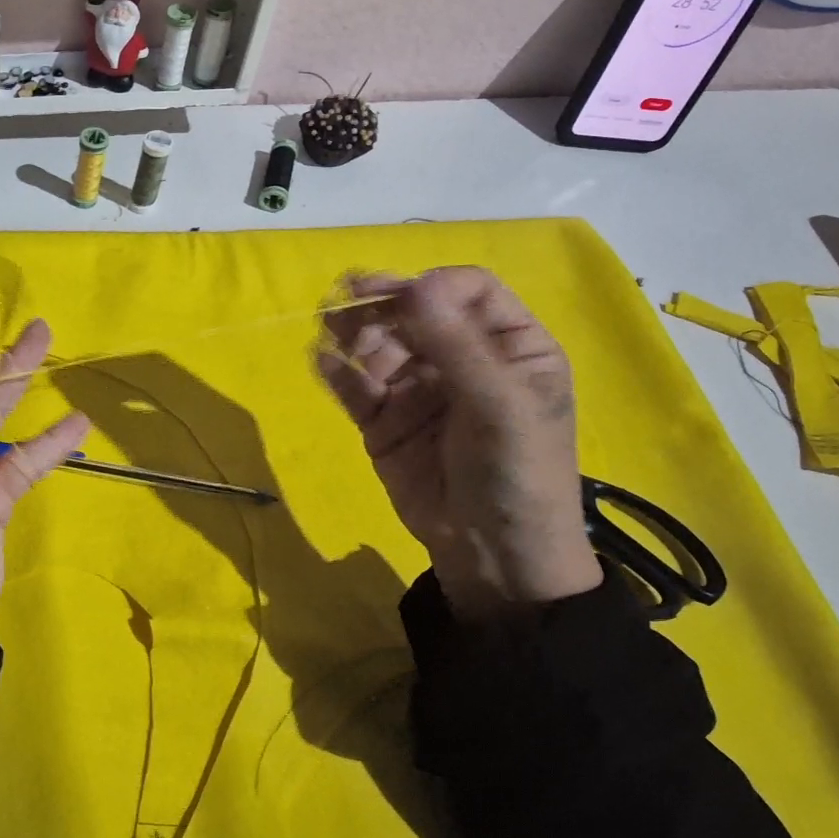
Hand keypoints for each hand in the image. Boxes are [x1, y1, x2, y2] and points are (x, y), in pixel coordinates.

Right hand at [316, 268, 601, 620]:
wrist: (491, 553)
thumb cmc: (516, 471)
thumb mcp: (499, 404)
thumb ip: (457, 344)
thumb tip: (415, 284)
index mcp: (509, 346)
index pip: (468, 292)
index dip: (431, 288)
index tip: (401, 299)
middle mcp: (461, 359)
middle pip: (414, 313)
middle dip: (381, 305)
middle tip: (345, 303)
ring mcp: (418, 390)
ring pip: (378, 344)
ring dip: (353, 332)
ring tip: (329, 330)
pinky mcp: (382, 421)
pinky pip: (354, 385)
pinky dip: (336, 371)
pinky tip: (322, 361)